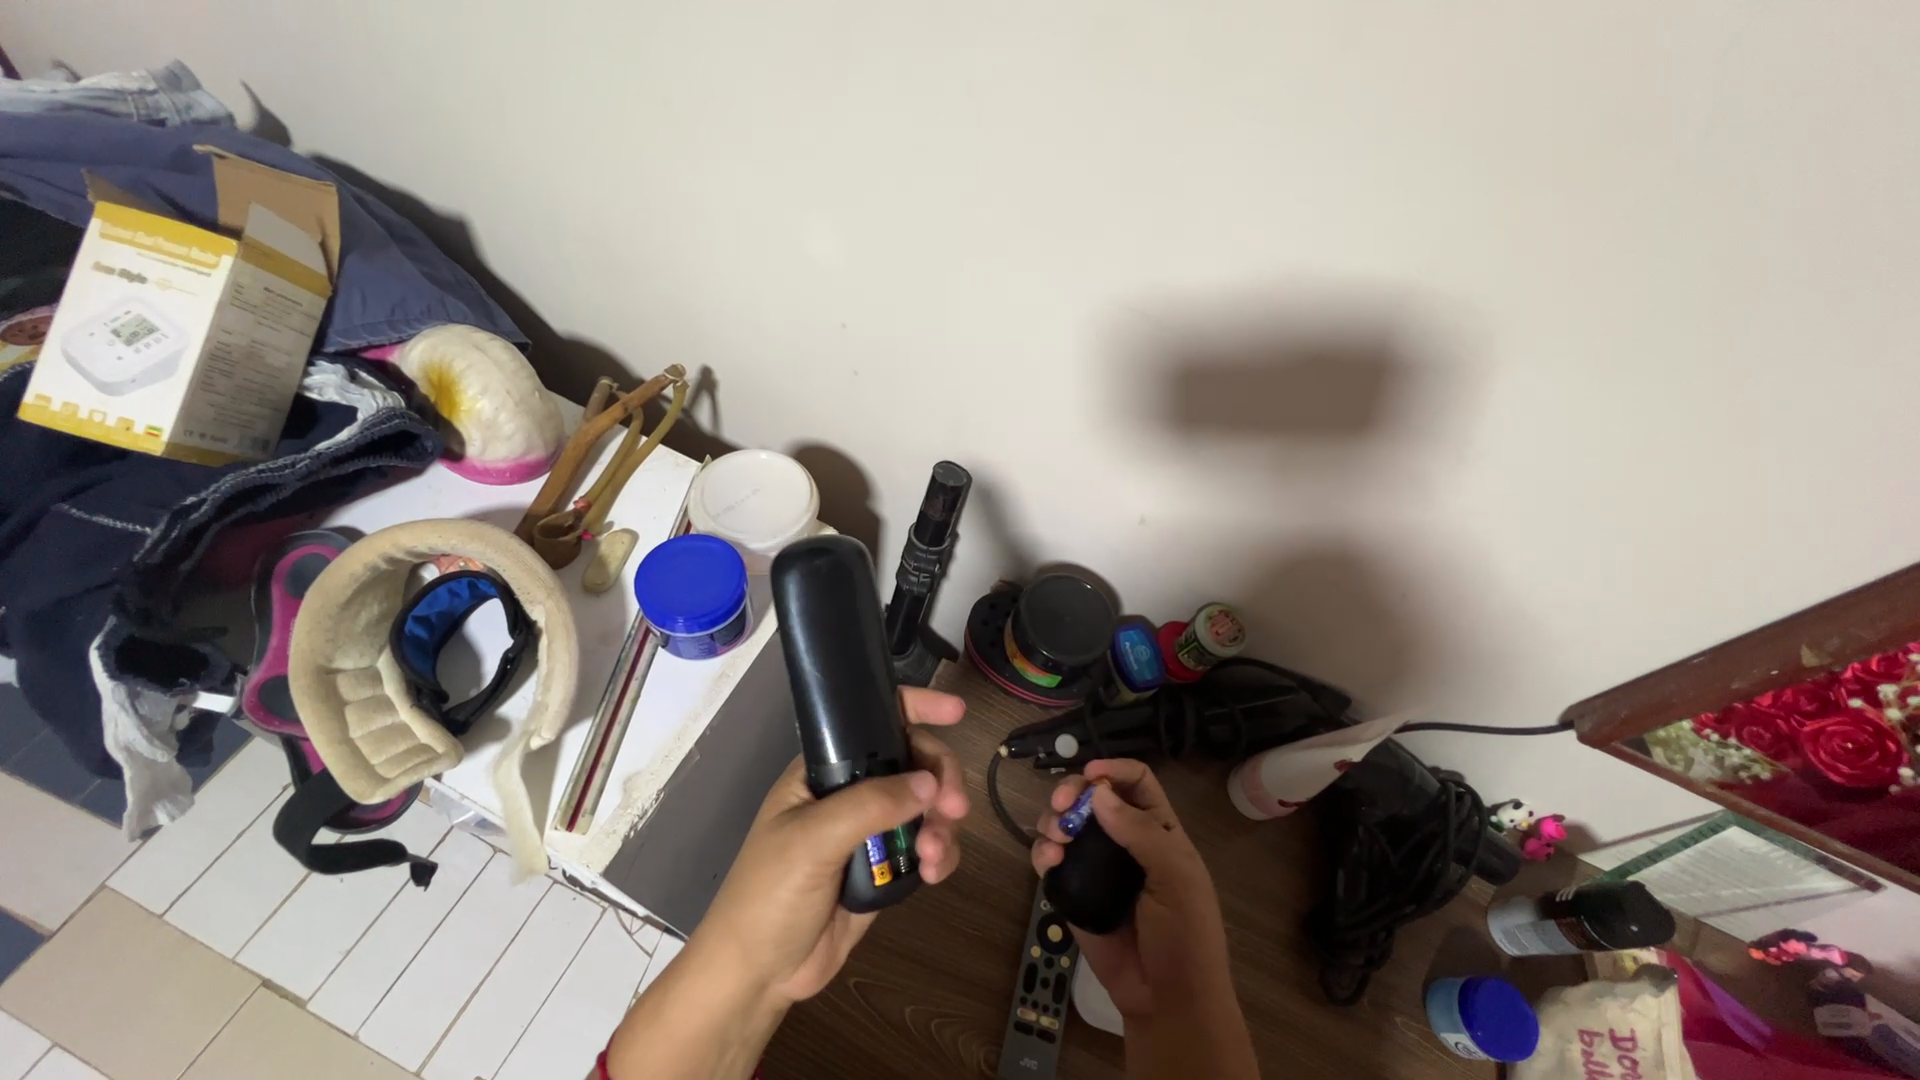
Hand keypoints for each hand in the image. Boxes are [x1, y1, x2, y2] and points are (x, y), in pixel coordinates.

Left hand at [697, 686, 970, 1004]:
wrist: (759, 973)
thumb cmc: (769, 894)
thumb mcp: (812, 840)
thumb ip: (870, 805)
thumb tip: (929, 784)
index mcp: (824, 771)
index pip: (873, 722)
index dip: (915, 708)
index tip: (956, 711)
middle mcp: (851, 793)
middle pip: (913, 764)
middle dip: (940, 780)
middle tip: (955, 808)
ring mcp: (870, 831)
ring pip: (926, 807)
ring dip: (941, 825)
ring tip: (932, 857)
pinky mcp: (885, 868)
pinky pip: (926, 847)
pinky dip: (939, 855)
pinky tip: (932, 874)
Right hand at [1030, 759, 1233, 1020]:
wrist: (1166, 999)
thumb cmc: (1186, 935)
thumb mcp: (1176, 878)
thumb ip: (1140, 833)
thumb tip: (1098, 793)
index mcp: (1158, 829)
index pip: (1136, 782)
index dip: (1114, 770)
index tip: (1091, 774)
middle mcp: (1123, 839)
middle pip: (1092, 795)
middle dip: (1073, 791)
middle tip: (1062, 803)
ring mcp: (1095, 864)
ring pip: (1066, 822)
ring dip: (1054, 819)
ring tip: (1057, 838)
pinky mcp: (1072, 889)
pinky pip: (1050, 859)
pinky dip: (1042, 851)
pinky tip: (1048, 861)